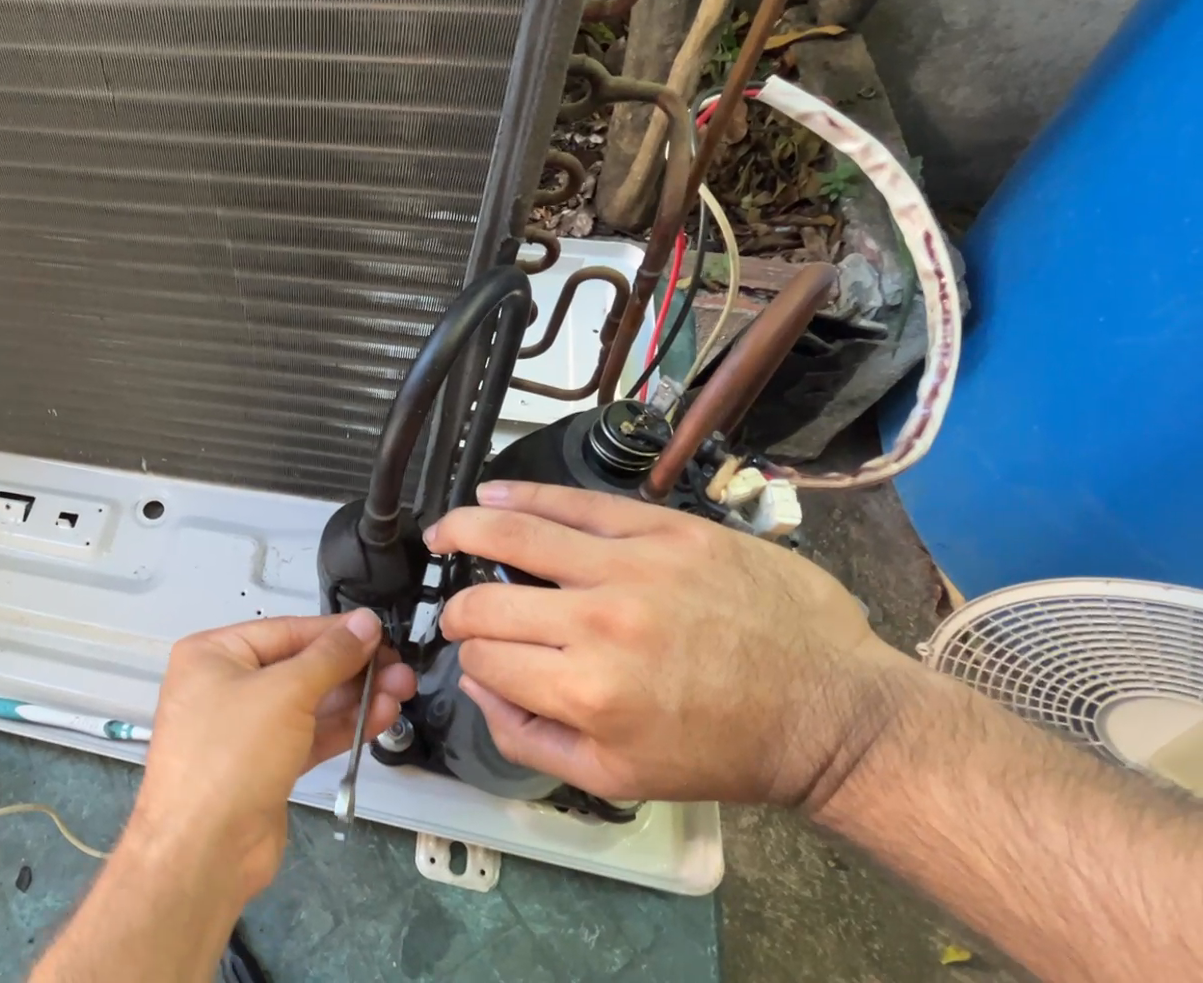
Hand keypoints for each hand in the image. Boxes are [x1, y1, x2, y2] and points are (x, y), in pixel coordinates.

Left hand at [128, 611, 416, 899]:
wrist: (203, 850)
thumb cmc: (233, 752)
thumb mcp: (285, 692)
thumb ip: (331, 656)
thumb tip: (366, 622)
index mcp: (213, 654)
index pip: (285, 631)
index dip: (335, 632)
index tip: (381, 632)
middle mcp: (225, 685)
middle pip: (299, 666)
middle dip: (352, 668)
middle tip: (401, 669)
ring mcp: (245, 728)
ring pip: (308, 703)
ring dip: (355, 698)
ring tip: (402, 690)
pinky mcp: (264, 765)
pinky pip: (307, 735)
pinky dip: (342, 727)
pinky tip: (381, 717)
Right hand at [426, 480, 913, 811]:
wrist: (829, 708)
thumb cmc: (721, 750)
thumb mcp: (615, 778)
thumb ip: (526, 737)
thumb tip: (476, 683)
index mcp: (586, 693)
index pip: (484, 660)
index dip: (472, 662)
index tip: (486, 661)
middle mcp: (600, 624)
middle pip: (485, 603)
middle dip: (458, 610)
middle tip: (460, 612)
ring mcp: (633, 567)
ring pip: (515, 534)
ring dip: (463, 531)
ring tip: (442, 533)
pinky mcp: (665, 529)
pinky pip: (576, 502)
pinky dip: (523, 495)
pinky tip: (492, 494)